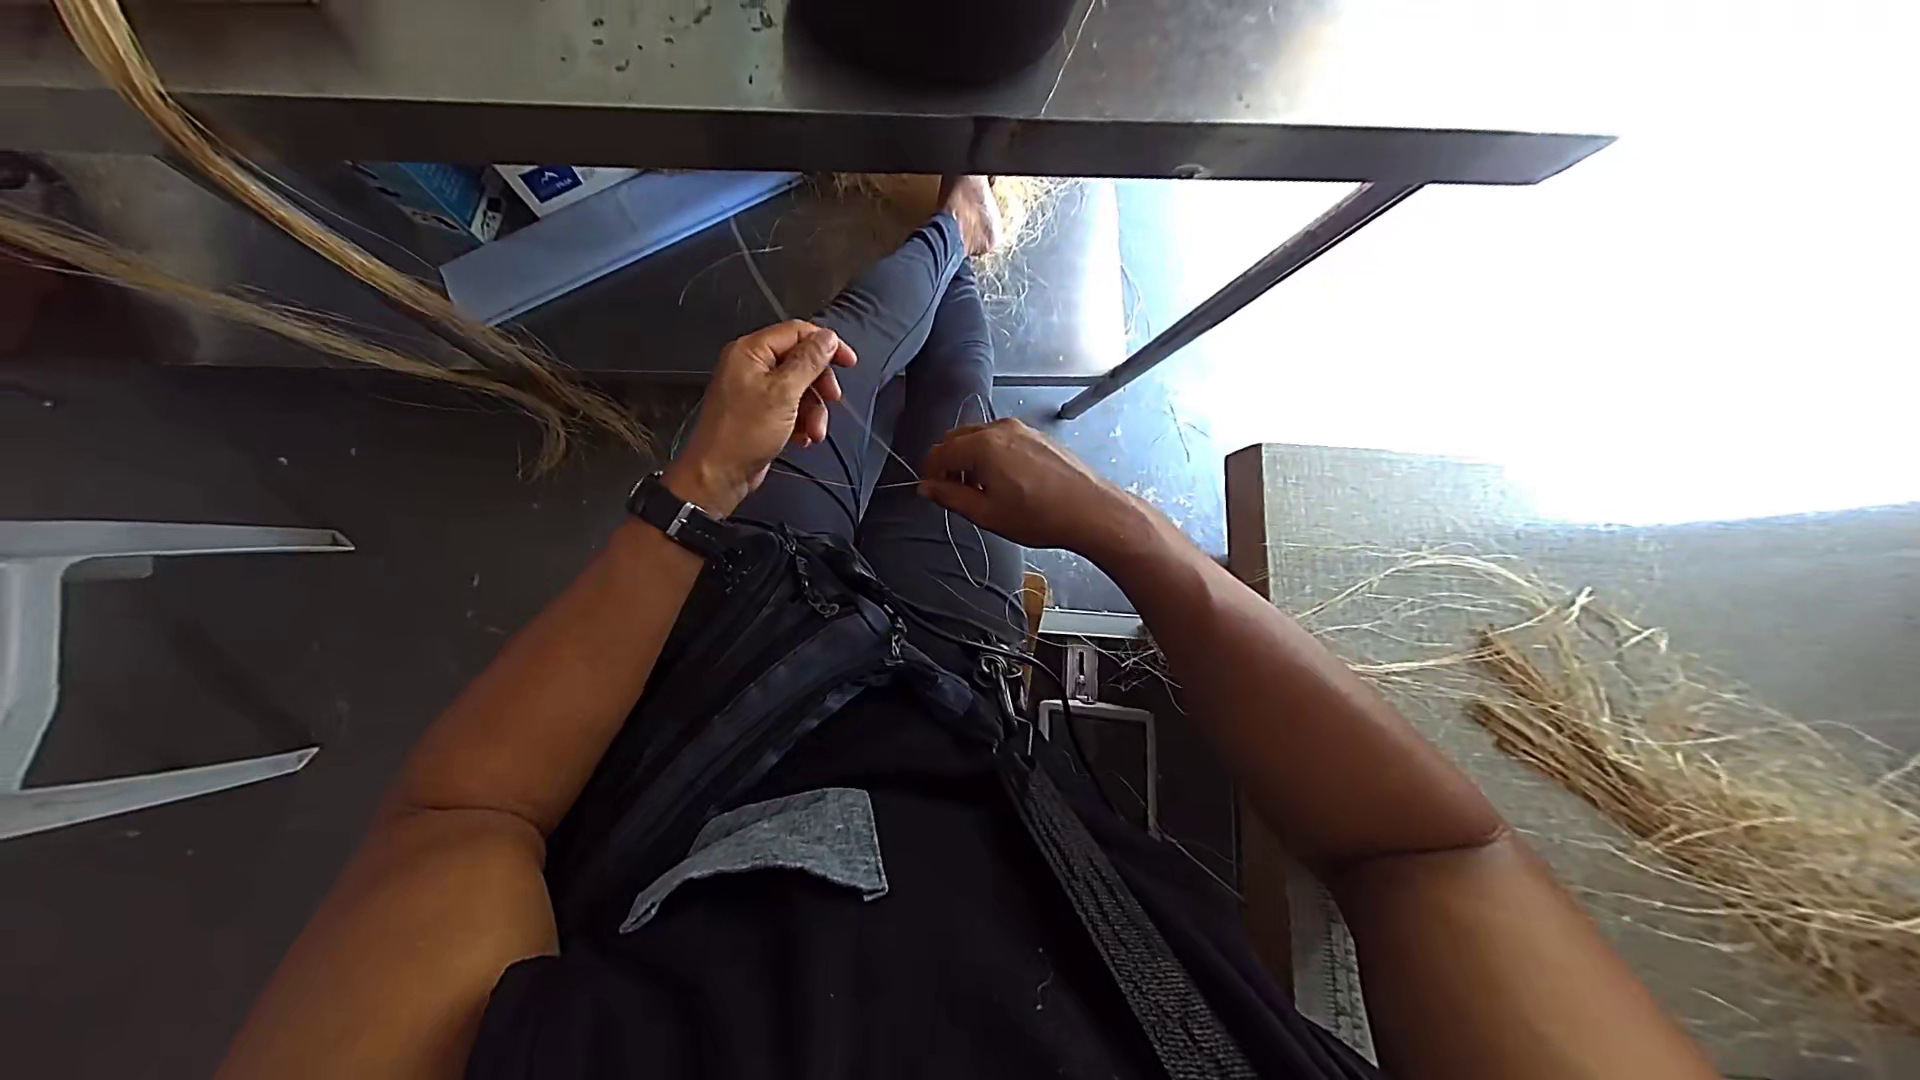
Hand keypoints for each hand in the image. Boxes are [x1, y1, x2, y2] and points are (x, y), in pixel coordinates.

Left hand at [664, 321, 855, 515]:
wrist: (720, 475)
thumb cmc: (740, 436)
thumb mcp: (784, 393)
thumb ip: (808, 362)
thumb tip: (826, 339)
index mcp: (751, 351)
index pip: (797, 332)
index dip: (826, 344)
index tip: (848, 361)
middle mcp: (751, 366)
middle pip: (801, 361)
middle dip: (820, 384)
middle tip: (832, 398)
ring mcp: (755, 390)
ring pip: (800, 388)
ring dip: (814, 410)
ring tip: (815, 430)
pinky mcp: (760, 413)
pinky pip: (792, 408)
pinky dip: (802, 422)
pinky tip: (802, 437)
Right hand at [918, 418, 1151, 558]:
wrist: (1090, 510)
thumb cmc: (1041, 515)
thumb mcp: (986, 513)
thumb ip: (951, 497)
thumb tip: (927, 488)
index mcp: (983, 445)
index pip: (940, 451)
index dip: (930, 472)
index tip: (931, 489)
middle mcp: (1000, 428)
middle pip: (958, 438)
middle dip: (949, 462)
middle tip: (953, 491)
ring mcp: (1022, 429)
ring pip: (980, 437)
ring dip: (970, 458)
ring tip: (980, 490)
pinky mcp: (1037, 436)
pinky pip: (1002, 438)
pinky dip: (991, 454)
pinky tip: (1003, 481)